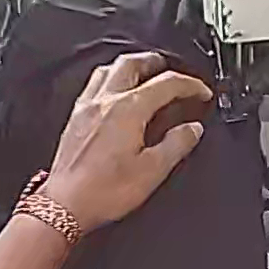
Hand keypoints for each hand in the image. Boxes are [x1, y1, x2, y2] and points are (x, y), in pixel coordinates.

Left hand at [40, 52, 213, 229]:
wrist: (67, 204)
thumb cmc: (104, 191)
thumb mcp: (152, 171)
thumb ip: (176, 145)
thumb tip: (192, 129)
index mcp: (128, 110)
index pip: (166, 84)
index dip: (190, 85)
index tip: (201, 92)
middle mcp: (105, 102)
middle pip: (133, 64)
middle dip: (157, 63)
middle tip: (172, 71)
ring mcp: (87, 108)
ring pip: (110, 69)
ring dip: (131, 66)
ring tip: (145, 74)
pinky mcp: (75, 118)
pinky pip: (94, 84)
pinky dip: (111, 79)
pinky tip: (115, 92)